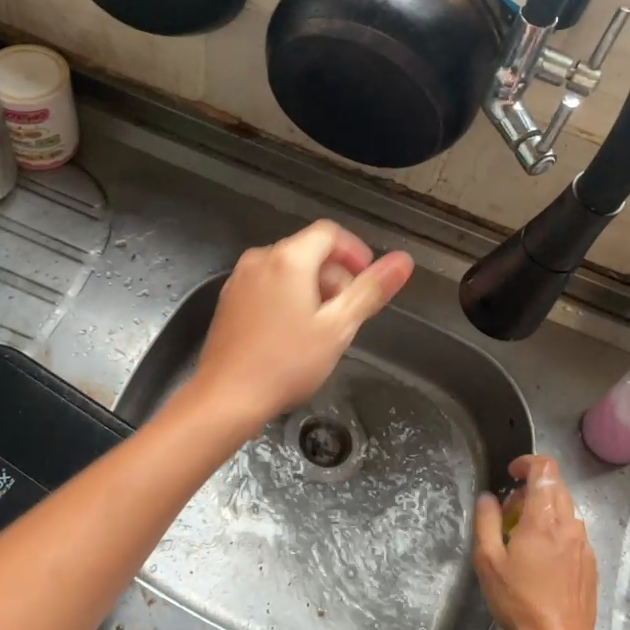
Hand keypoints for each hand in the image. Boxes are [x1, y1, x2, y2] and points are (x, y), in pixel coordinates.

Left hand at [190, 220, 413, 430]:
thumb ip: (370, 290)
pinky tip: (292, 334)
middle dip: (334, 275)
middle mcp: (260, 259)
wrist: (226, 397)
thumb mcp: (338, 328)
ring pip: (286, 269)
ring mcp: (239, 280)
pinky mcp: (228, 301)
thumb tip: (403, 261)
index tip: (367, 280)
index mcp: (288, 259)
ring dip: (311, 288)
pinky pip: (267, 285)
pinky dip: (287, 298)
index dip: (355, 252)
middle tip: (346, 313)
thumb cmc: (286, 363)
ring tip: (321, 328)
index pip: (330, 233)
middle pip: (307, 251)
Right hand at [474, 455, 599, 629]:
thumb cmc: (519, 601)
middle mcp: (569, 524)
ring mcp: (583, 543)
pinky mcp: (590, 561)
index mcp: (543, 519)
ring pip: (564, 509)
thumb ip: (486, 522)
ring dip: (542, 511)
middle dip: (529, 490)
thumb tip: (489, 497)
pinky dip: (554, 531)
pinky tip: (539, 560)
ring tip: (520, 539)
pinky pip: (571, 532)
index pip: (545, 469)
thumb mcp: (488, 561)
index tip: (510, 474)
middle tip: (507, 514)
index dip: (527, 462)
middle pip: (555, 486)